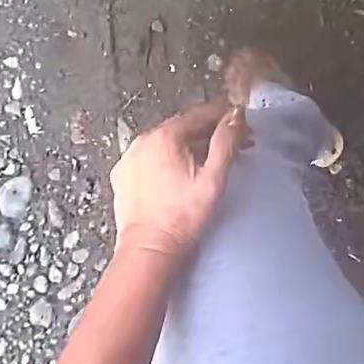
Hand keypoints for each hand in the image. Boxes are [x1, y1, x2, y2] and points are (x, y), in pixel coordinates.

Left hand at [109, 102, 247, 259]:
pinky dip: (167, 159)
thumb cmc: (181, 218)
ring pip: (167, 140)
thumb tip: (235, 117)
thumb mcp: (213, 178)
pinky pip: (151, 157)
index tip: (239, 123)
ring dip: (189, 145)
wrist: (149, 249)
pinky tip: (180, 174)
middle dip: (210, 132)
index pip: (201, 113)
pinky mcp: (124, 175)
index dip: (225, 117)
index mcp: (166, 136)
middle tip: (231, 144)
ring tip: (209, 162)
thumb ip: (226, 142)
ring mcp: (131, 157)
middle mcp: (144, 141)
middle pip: (184, 125)